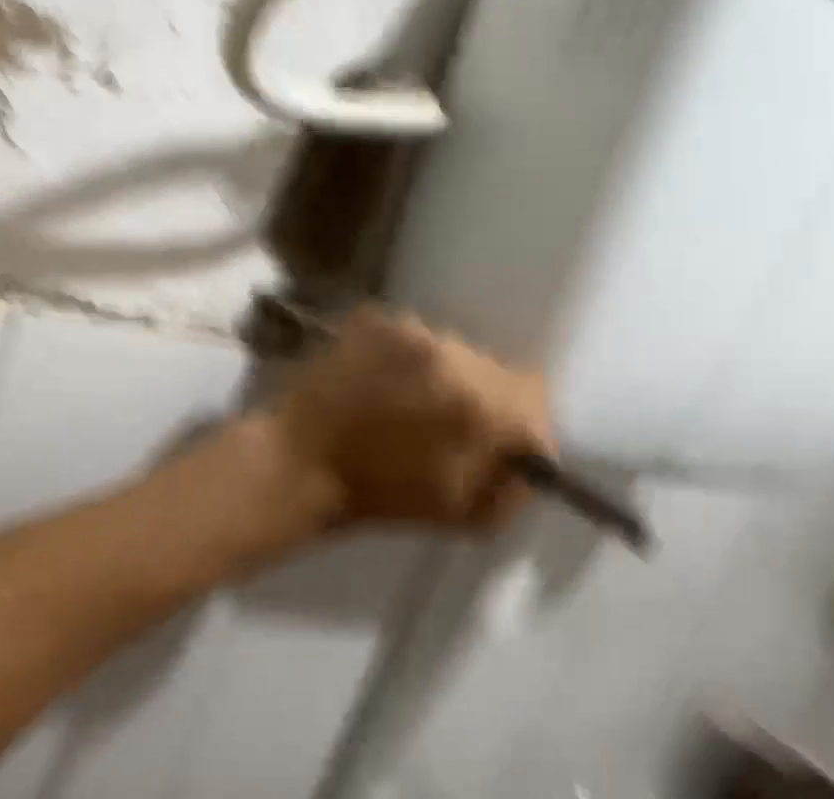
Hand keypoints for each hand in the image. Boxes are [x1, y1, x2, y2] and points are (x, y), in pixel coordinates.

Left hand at [262, 306, 551, 530]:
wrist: (298, 461)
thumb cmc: (380, 495)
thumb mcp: (466, 514)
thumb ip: (513, 484)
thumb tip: (531, 455)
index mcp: (481, 403)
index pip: (535, 393)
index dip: (522, 421)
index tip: (501, 440)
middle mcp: (451, 354)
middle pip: (493, 369)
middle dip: (481, 398)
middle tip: (448, 425)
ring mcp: (408, 331)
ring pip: (451, 350)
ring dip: (442, 375)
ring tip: (406, 404)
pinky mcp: (373, 319)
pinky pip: (410, 338)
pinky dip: (404, 359)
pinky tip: (380, 384)